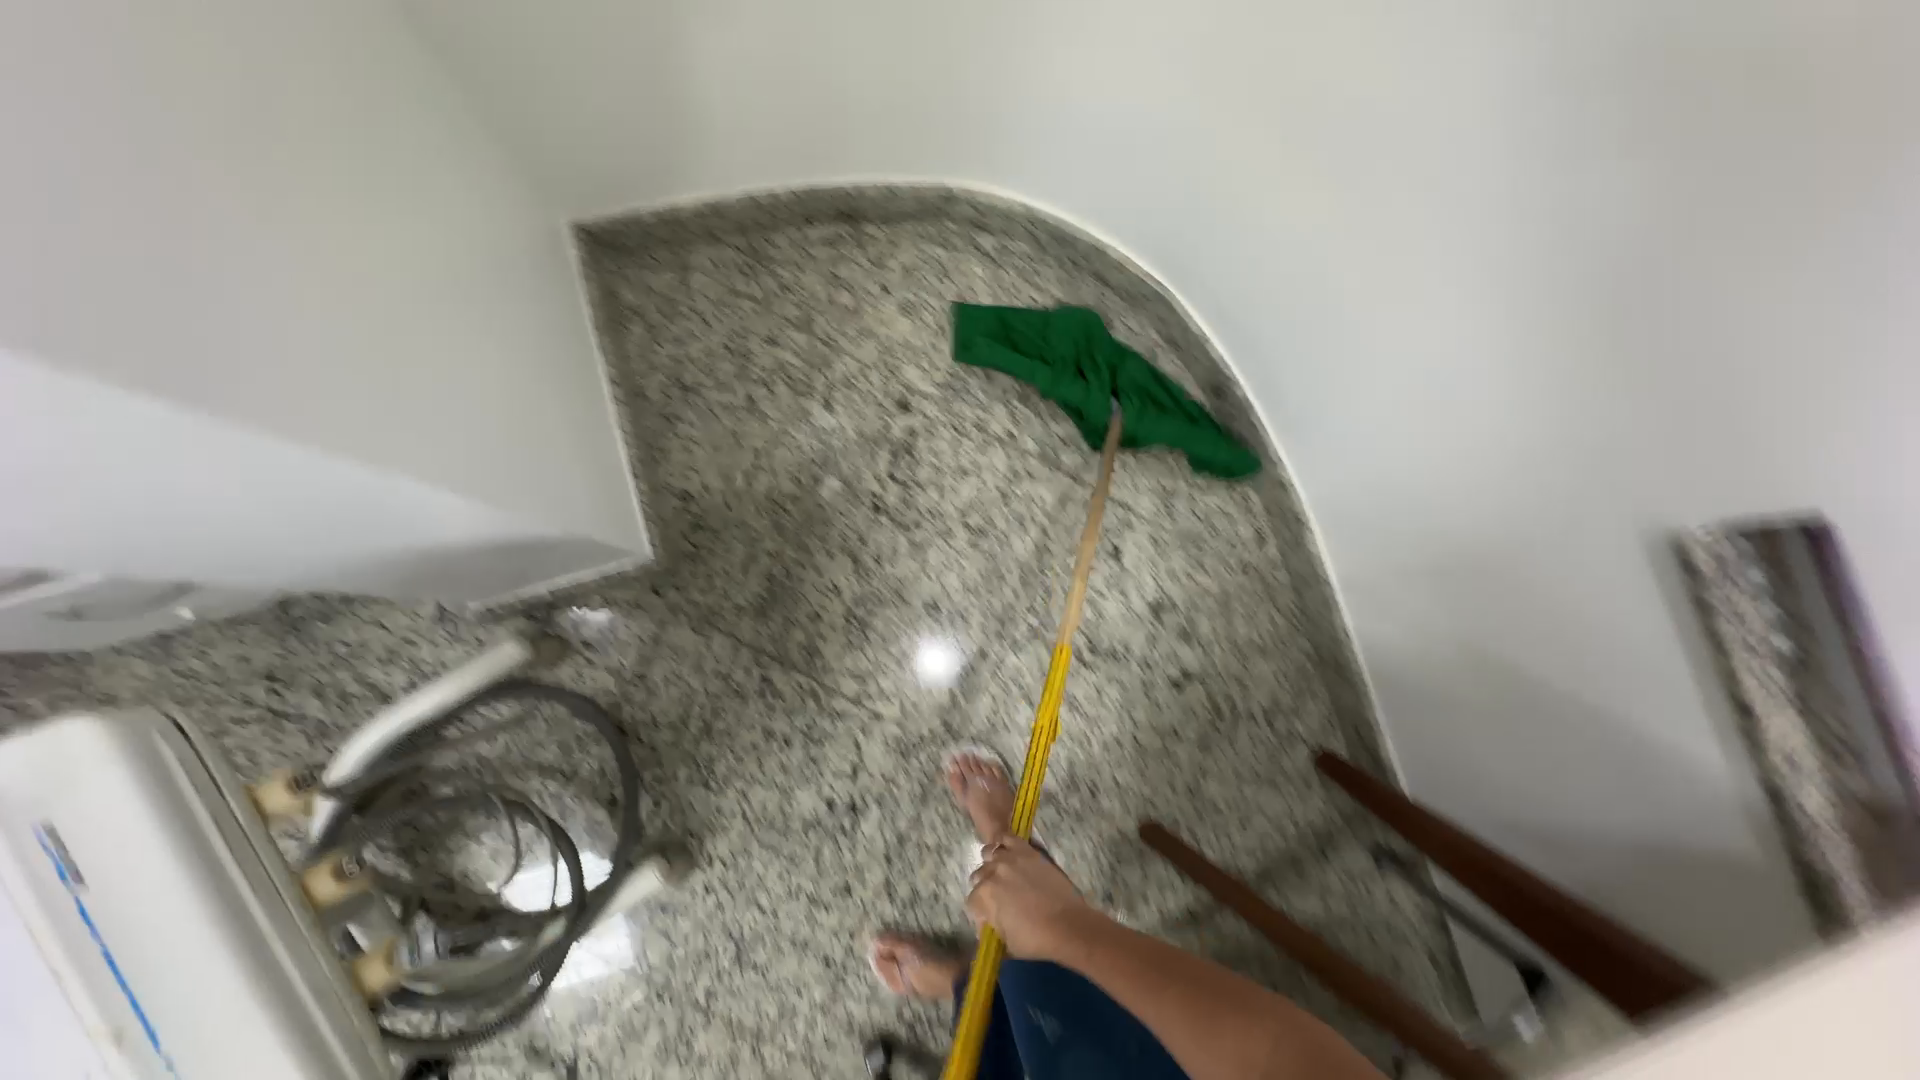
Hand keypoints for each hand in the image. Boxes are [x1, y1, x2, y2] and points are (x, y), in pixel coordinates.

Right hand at [965, 836, 1101, 961]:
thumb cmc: (1035, 939)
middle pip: (978, 876)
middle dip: (985, 887)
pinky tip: (1008, 853)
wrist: (1067, 924)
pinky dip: (1004, 843)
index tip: (991, 920)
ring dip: (992, 864)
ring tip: (1003, 874)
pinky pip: (1007, 838)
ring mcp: (1009, 859)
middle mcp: (992, 873)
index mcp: (984, 896)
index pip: (971, 902)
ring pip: (989, 853)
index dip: (981, 913)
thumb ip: (992, 928)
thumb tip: (990, 923)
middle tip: (999, 898)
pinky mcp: (1026, 851)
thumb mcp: (1006, 943)